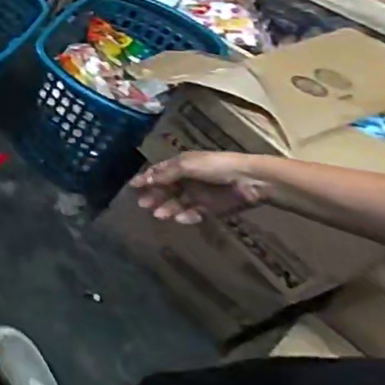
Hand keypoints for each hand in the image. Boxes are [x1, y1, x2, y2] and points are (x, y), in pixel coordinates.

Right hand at [129, 151, 273, 224]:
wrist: (251, 180)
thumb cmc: (215, 166)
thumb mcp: (186, 165)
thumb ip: (166, 174)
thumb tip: (145, 179)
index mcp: (181, 165)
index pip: (159, 172)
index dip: (146, 178)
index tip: (132, 186)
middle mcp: (188, 179)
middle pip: (166, 189)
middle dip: (154, 196)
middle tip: (142, 204)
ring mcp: (200, 194)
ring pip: (178, 203)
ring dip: (168, 208)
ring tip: (159, 215)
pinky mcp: (213, 208)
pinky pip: (196, 213)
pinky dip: (187, 216)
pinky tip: (179, 219)